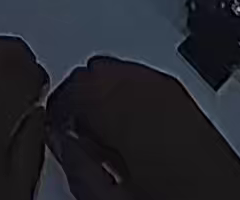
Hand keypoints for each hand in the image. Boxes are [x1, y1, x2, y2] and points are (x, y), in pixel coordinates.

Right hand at [47, 57, 239, 199]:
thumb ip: (78, 166)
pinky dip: (130, 98)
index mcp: (117, 101)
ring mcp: (164, 86)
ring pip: (115, 73)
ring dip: (105, 96)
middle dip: (80, 99)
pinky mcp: (182, 96)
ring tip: (109, 138)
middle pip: (90, 73)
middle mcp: (139, 83)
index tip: (57, 131)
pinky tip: (136, 133)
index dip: (56, 111)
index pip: (68, 88)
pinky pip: (141, 81)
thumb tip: (60, 142)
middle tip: (78, 136)